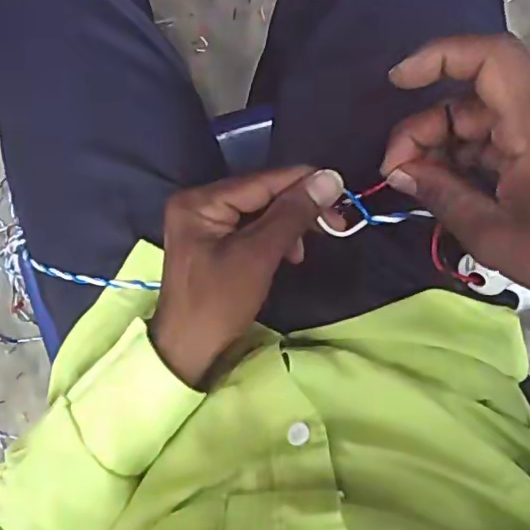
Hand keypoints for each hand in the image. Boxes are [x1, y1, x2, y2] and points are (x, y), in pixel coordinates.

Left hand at [151, 166, 346, 386]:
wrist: (187, 351)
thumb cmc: (218, 303)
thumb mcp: (258, 255)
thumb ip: (292, 214)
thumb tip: (330, 178)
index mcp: (200, 201)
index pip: (261, 180)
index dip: (303, 182)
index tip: (342, 189)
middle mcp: (198, 203)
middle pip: (261, 194)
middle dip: (299, 207)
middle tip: (336, 223)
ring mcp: (204, 224)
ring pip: (260, 213)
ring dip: (290, 225)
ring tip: (309, 246)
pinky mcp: (213, 244)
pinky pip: (251, 230)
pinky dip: (275, 239)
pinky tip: (291, 254)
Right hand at [379, 34, 529, 345]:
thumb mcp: (495, 235)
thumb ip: (442, 195)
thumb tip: (400, 172)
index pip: (490, 57)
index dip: (438, 57)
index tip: (397, 82)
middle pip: (474, 100)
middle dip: (426, 130)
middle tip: (396, 173)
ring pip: (487, 123)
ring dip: (446, 149)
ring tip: (418, 188)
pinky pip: (507, 142)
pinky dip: (473, 160)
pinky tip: (450, 190)